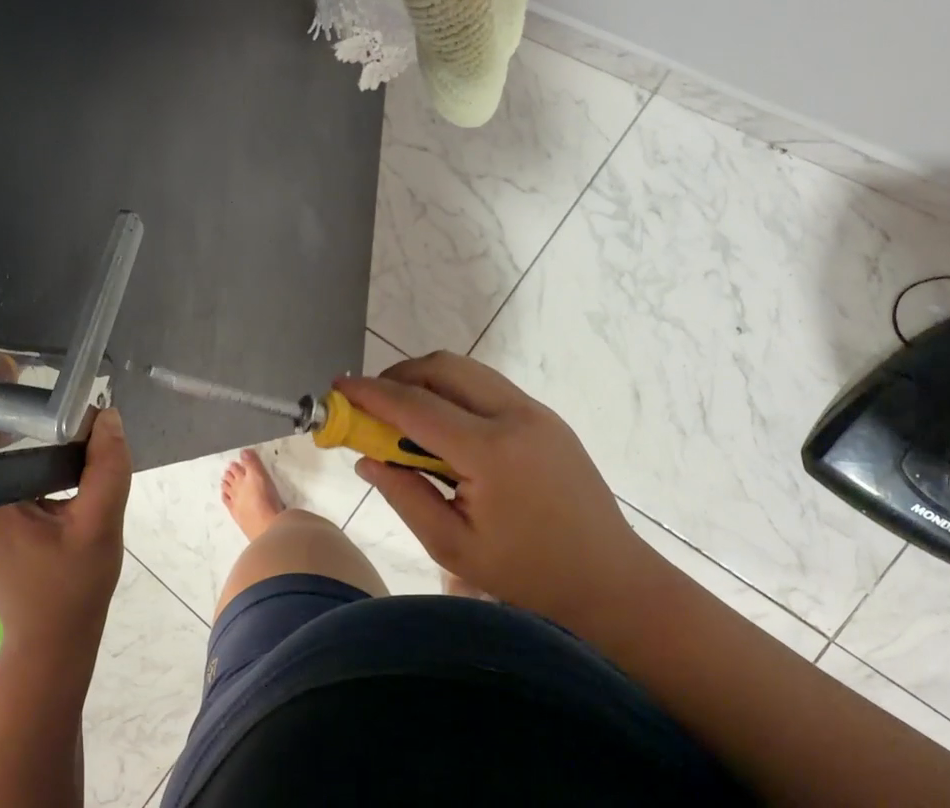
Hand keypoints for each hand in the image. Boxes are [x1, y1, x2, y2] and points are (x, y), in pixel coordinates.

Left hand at [0, 408, 131, 651]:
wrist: (55, 642)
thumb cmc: (74, 587)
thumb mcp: (99, 524)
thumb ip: (106, 467)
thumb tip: (106, 415)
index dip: (28, 414)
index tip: (62, 406)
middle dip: (35, 436)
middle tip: (74, 428)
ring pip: (0, 467)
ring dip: (33, 459)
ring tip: (68, 450)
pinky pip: (0, 488)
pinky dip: (27, 480)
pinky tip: (54, 481)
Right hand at [338, 353, 651, 627]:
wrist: (612, 581)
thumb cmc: (529, 574)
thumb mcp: (453, 546)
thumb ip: (404, 496)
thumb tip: (366, 459)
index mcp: (491, 452)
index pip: (415, 405)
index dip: (370, 394)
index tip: (338, 388)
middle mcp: (515, 417)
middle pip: (442, 368)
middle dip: (397, 377)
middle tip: (371, 406)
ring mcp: (536, 413)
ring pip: (466, 371)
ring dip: (426, 381)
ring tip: (403, 419)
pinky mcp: (546, 418)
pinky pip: (487, 387)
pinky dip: (453, 393)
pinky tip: (443, 431)